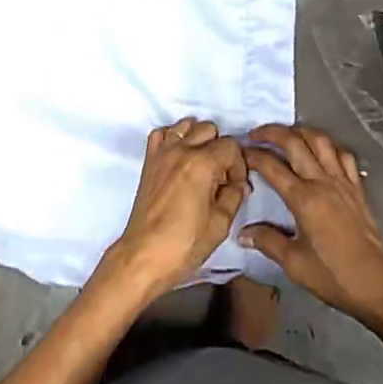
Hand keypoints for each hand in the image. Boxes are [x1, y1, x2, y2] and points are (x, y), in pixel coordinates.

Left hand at [101, 118, 247, 296]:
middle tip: (221, 175)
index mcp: (202, 164)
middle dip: (221, 149)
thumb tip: (240, 184)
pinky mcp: (149, 161)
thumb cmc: (183, 245)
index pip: (231, 146)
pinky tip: (179, 156)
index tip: (236, 185)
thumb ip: (234, 196)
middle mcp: (182, 151)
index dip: (239, 165)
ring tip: (201, 163)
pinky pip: (162, 133)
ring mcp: (162, 153)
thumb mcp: (220, 224)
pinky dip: (173, 137)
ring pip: (187, 125)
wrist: (142, 258)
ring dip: (198, 138)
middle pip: (210, 129)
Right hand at [240, 123, 382, 327]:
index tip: (240, 152)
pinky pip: (343, 154)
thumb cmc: (331, 275)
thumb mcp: (293, 263)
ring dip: (301, 132)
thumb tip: (243, 232)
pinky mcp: (357, 186)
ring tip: (287, 135)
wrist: (374, 281)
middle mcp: (323, 181)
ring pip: (321, 141)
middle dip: (273, 132)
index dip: (254, 156)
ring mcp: (343, 180)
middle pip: (296, 143)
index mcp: (304, 198)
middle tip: (256, 134)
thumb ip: (267, 241)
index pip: (272, 167)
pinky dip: (329, 146)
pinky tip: (322, 151)